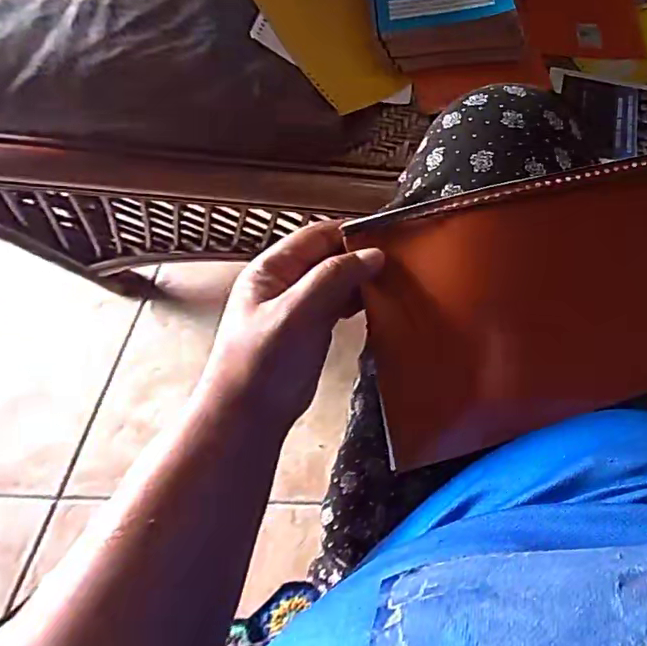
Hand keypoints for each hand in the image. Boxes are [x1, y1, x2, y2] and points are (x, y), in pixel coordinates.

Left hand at [198, 220, 383, 426]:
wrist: (249, 413)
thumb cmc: (261, 363)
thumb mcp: (298, 312)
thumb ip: (333, 278)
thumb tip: (373, 254)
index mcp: (271, 270)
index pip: (317, 234)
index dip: (351, 232)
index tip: (386, 236)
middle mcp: (284, 282)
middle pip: (330, 254)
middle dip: (362, 254)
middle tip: (397, 260)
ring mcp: (299, 304)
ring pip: (339, 277)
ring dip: (364, 277)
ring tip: (391, 280)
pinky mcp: (312, 324)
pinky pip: (342, 300)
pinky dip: (361, 297)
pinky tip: (377, 303)